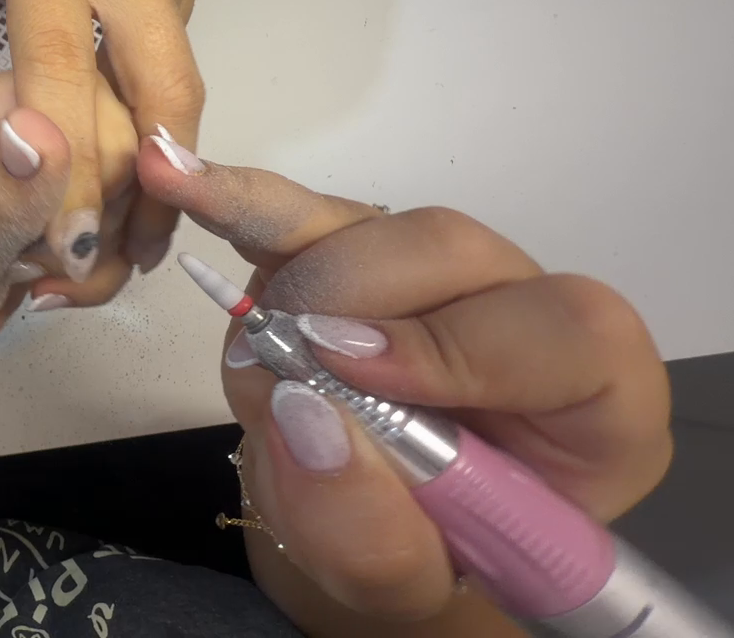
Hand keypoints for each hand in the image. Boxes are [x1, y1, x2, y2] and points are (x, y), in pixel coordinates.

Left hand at [0, 0, 211, 302]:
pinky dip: (161, 84)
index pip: (58, 70)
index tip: (65, 239)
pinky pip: (180, 29)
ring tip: (130, 207)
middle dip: (148, 181)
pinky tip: (134, 116)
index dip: (63, 164)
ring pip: (177, 66)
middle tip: (120, 249)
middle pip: (159, 93)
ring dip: (160, 142)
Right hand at [139, 141, 672, 631]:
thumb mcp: (387, 572)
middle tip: (274, 360)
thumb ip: (362, 525)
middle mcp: (502, 303)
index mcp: (580, 397)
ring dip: (278, 273)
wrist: (342, 496)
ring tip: (248, 345)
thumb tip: (303, 415)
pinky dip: (217, 196)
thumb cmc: (393, 538)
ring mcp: (407, 263)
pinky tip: (166, 174)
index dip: (456, 342)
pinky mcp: (323, 241)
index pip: (563, 331)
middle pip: (445, 247)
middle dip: (340, 300)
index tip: (345, 369)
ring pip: (354, 218)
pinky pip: (274, 205)